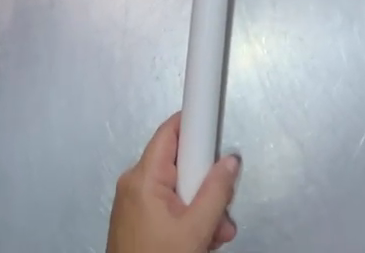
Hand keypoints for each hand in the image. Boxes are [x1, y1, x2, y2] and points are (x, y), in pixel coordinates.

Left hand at [107, 114, 239, 252]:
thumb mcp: (196, 229)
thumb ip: (217, 191)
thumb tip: (230, 161)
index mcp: (143, 177)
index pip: (171, 130)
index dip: (196, 125)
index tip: (217, 128)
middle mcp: (134, 183)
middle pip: (179, 163)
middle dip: (206, 183)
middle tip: (224, 206)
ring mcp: (134, 203)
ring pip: (178, 188)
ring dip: (202, 206)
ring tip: (216, 233)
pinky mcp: (137, 221)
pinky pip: (168, 205)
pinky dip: (187, 217)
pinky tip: (202, 240)